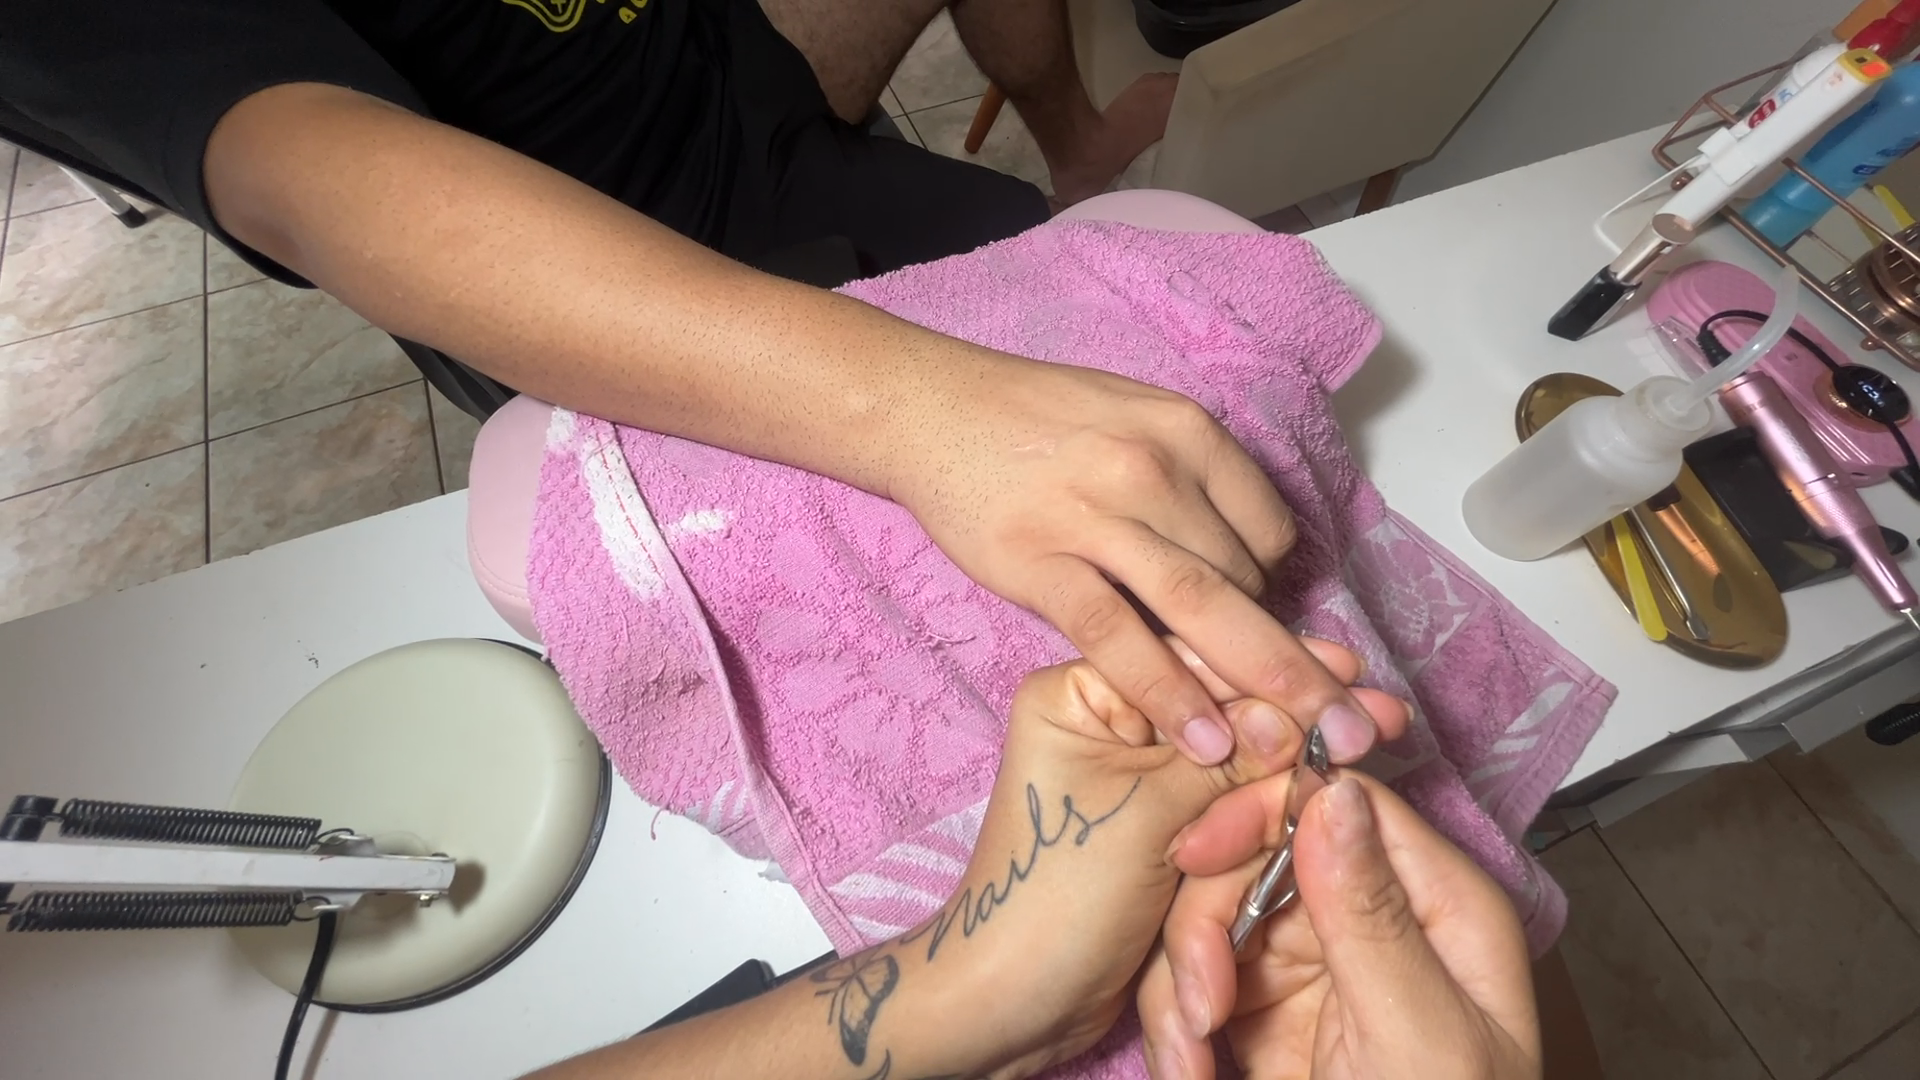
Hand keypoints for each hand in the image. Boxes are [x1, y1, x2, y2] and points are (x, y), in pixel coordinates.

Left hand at [883, 644, 1412, 1079]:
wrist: (1020, 996)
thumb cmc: (1062, 896)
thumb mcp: (1147, 817)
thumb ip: (1225, 762)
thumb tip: (1298, 709)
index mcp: (1078, 693)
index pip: (1182, 662)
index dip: (1264, 671)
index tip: (1348, 673)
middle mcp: (1102, 715)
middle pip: (1209, 700)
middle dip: (1291, 708)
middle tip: (1379, 709)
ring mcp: (1129, 764)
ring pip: (1222, 745)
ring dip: (1292, 745)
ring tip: (1375, 731)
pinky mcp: (1151, 811)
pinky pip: (1217, 788)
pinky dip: (1268, 785)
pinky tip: (1326, 773)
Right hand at [889, 356, 1385, 767]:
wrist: (935, 411)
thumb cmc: (1031, 416)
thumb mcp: (1128, 416)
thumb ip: (1182, 474)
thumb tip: (1221, 548)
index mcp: (1184, 430)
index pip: (1264, 528)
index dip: (1275, 591)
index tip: (1263, 629)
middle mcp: (1152, 470)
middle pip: (1243, 576)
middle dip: (1300, 659)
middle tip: (1355, 726)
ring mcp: (1095, 517)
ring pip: (1195, 607)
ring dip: (1250, 682)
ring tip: (1294, 748)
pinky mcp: (1041, 562)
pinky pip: (1116, 633)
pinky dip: (1163, 689)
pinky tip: (1196, 736)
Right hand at [1137, 775, 1540, 1079]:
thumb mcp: (1417, 1044)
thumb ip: (1372, 915)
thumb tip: (1331, 789)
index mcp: (1431, 901)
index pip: (1335, 801)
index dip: (1255, 813)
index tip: (1194, 855)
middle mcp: (1362, 908)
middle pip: (1251, 849)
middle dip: (1206, 922)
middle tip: (1197, 1003)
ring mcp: (1303, 948)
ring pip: (1206, 905)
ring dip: (1182, 981)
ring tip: (1192, 1056)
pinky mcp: (1254, 990)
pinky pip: (1188, 964)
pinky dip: (1175, 1017)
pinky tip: (1189, 1069)